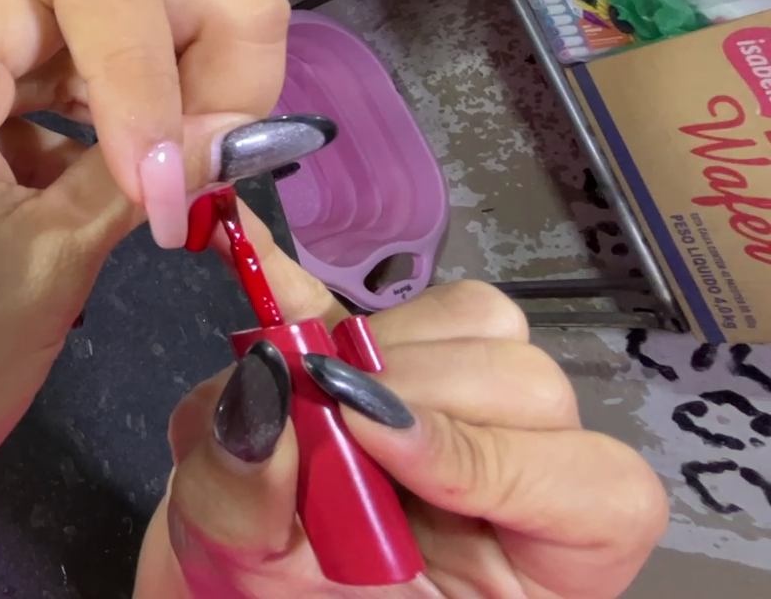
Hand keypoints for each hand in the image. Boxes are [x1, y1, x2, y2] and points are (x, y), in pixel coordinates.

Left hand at [0, 0, 246, 593]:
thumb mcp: (54, 260)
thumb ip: (141, 172)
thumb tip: (233, 125)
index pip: (47, 6)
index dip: (131, 45)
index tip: (196, 88)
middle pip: (3, 42)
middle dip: (89, 92)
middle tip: (168, 143)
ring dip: (36, 125)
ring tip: (103, 186)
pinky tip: (27, 197)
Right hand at [138, 211, 667, 598]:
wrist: (215, 563)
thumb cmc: (249, 589)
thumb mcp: (244, 563)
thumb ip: (248, 488)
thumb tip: (266, 378)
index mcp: (526, 565)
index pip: (593, 490)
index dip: (486, 453)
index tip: (365, 435)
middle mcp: (508, 475)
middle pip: (530, 386)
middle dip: (413, 383)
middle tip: (321, 399)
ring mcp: (433, 399)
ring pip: (477, 323)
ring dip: (376, 338)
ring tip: (303, 373)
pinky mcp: (360, 351)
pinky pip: (342, 287)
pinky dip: (286, 268)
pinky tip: (238, 244)